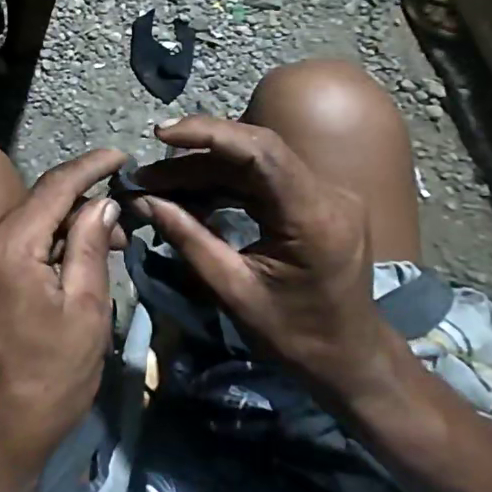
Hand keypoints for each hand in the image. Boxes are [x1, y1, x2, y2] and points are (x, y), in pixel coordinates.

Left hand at [0, 148, 127, 477]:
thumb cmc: (49, 380)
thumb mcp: (85, 311)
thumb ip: (90, 246)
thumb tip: (102, 202)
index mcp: (7, 247)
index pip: (54, 187)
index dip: (91, 167)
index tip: (121, 155)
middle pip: (38, 204)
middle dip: (82, 203)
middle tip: (124, 219)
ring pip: (27, 224)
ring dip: (65, 226)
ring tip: (107, 244)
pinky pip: (14, 245)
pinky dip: (45, 245)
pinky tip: (74, 260)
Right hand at [134, 116, 416, 405]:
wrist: (349, 357)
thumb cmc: (295, 335)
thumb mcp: (233, 291)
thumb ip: (188, 239)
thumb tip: (142, 201)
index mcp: (313, 216)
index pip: (261, 152)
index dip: (209, 134)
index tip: (162, 133)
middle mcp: (327, 192)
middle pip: (255, 150)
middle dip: (196, 154)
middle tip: (149, 171)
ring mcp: (326, 192)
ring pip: (255, 162)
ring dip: (205, 169)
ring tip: (159, 184)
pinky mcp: (316, 198)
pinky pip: (264, 178)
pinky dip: (224, 183)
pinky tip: (190, 194)